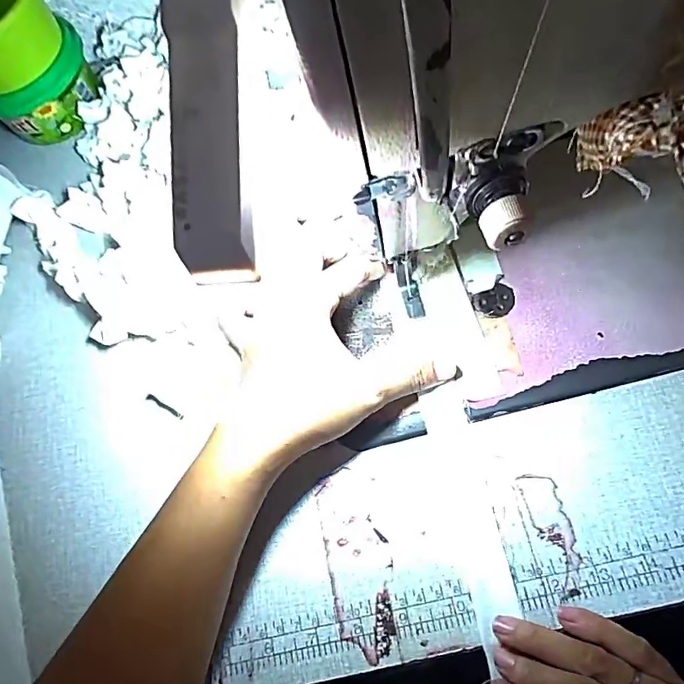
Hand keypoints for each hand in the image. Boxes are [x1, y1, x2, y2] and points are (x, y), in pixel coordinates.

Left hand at [212, 252, 449, 473]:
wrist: (256, 441)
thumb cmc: (302, 413)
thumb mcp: (366, 391)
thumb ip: (408, 373)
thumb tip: (445, 361)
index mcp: (306, 306)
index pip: (342, 271)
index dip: (365, 265)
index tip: (378, 271)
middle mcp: (277, 306)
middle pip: (298, 253)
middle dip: (324, 242)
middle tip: (344, 245)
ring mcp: (257, 323)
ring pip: (267, 276)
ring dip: (289, 263)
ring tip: (306, 262)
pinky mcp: (245, 345)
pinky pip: (238, 312)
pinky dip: (246, 302)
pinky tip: (249, 306)